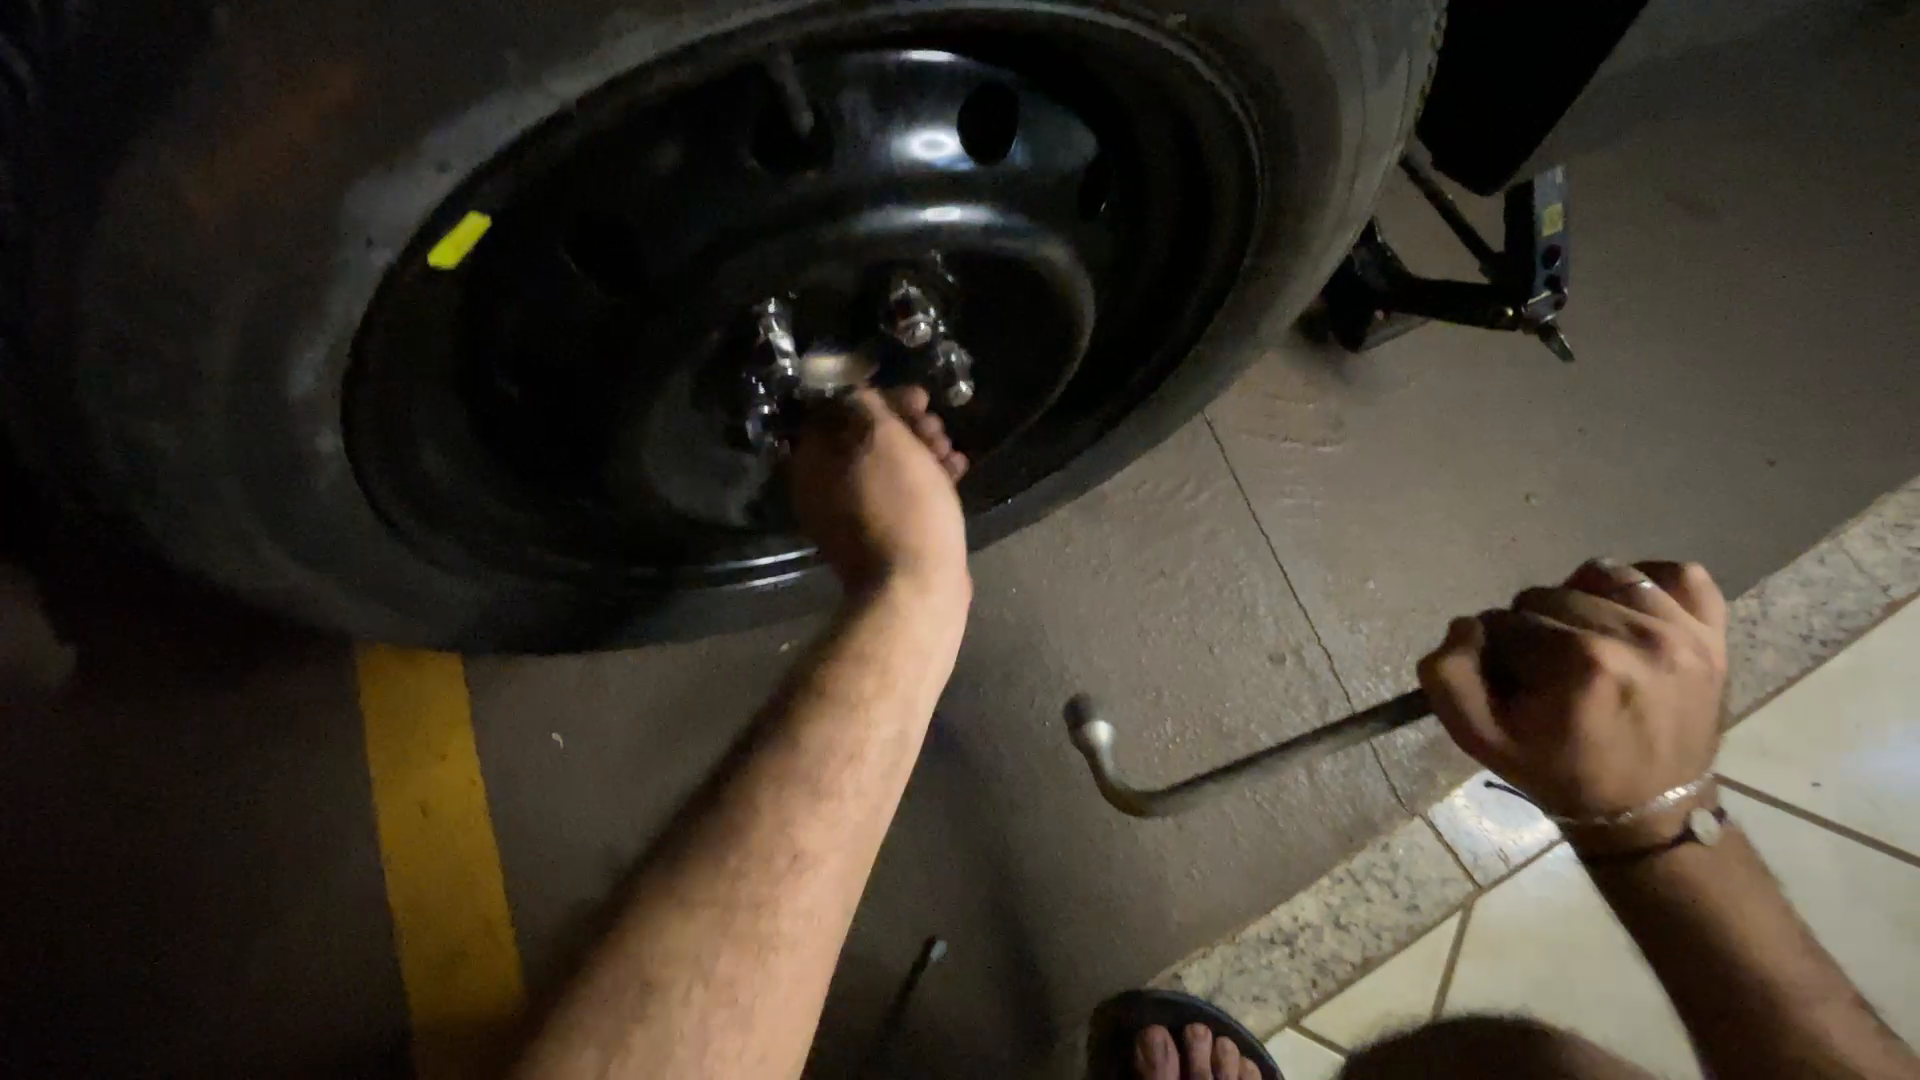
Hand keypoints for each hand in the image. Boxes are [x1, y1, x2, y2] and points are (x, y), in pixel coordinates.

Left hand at [788, 386, 969, 595]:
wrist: (917, 586)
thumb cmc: (902, 505)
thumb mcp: (884, 439)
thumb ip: (867, 404)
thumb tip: (859, 393)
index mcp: (811, 464)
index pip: (837, 410)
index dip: (879, 396)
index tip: (918, 396)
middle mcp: (824, 488)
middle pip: (865, 439)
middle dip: (906, 425)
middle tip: (935, 425)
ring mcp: (853, 515)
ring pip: (888, 467)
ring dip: (922, 450)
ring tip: (950, 450)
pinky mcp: (884, 534)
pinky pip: (902, 495)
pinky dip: (926, 479)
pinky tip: (957, 471)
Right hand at [1417, 559, 1729, 834]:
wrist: (1646, 810)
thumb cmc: (1554, 769)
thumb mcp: (1475, 735)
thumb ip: (1446, 672)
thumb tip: (1468, 626)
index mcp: (1580, 662)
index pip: (1503, 621)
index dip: (1493, 650)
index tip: (1507, 682)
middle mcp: (1638, 636)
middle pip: (1549, 595)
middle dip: (1532, 626)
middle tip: (1541, 669)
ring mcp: (1683, 632)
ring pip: (1602, 576)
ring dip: (1578, 601)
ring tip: (1579, 638)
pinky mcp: (1712, 634)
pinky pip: (1679, 575)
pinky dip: (1646, 584)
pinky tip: (1625, 613)